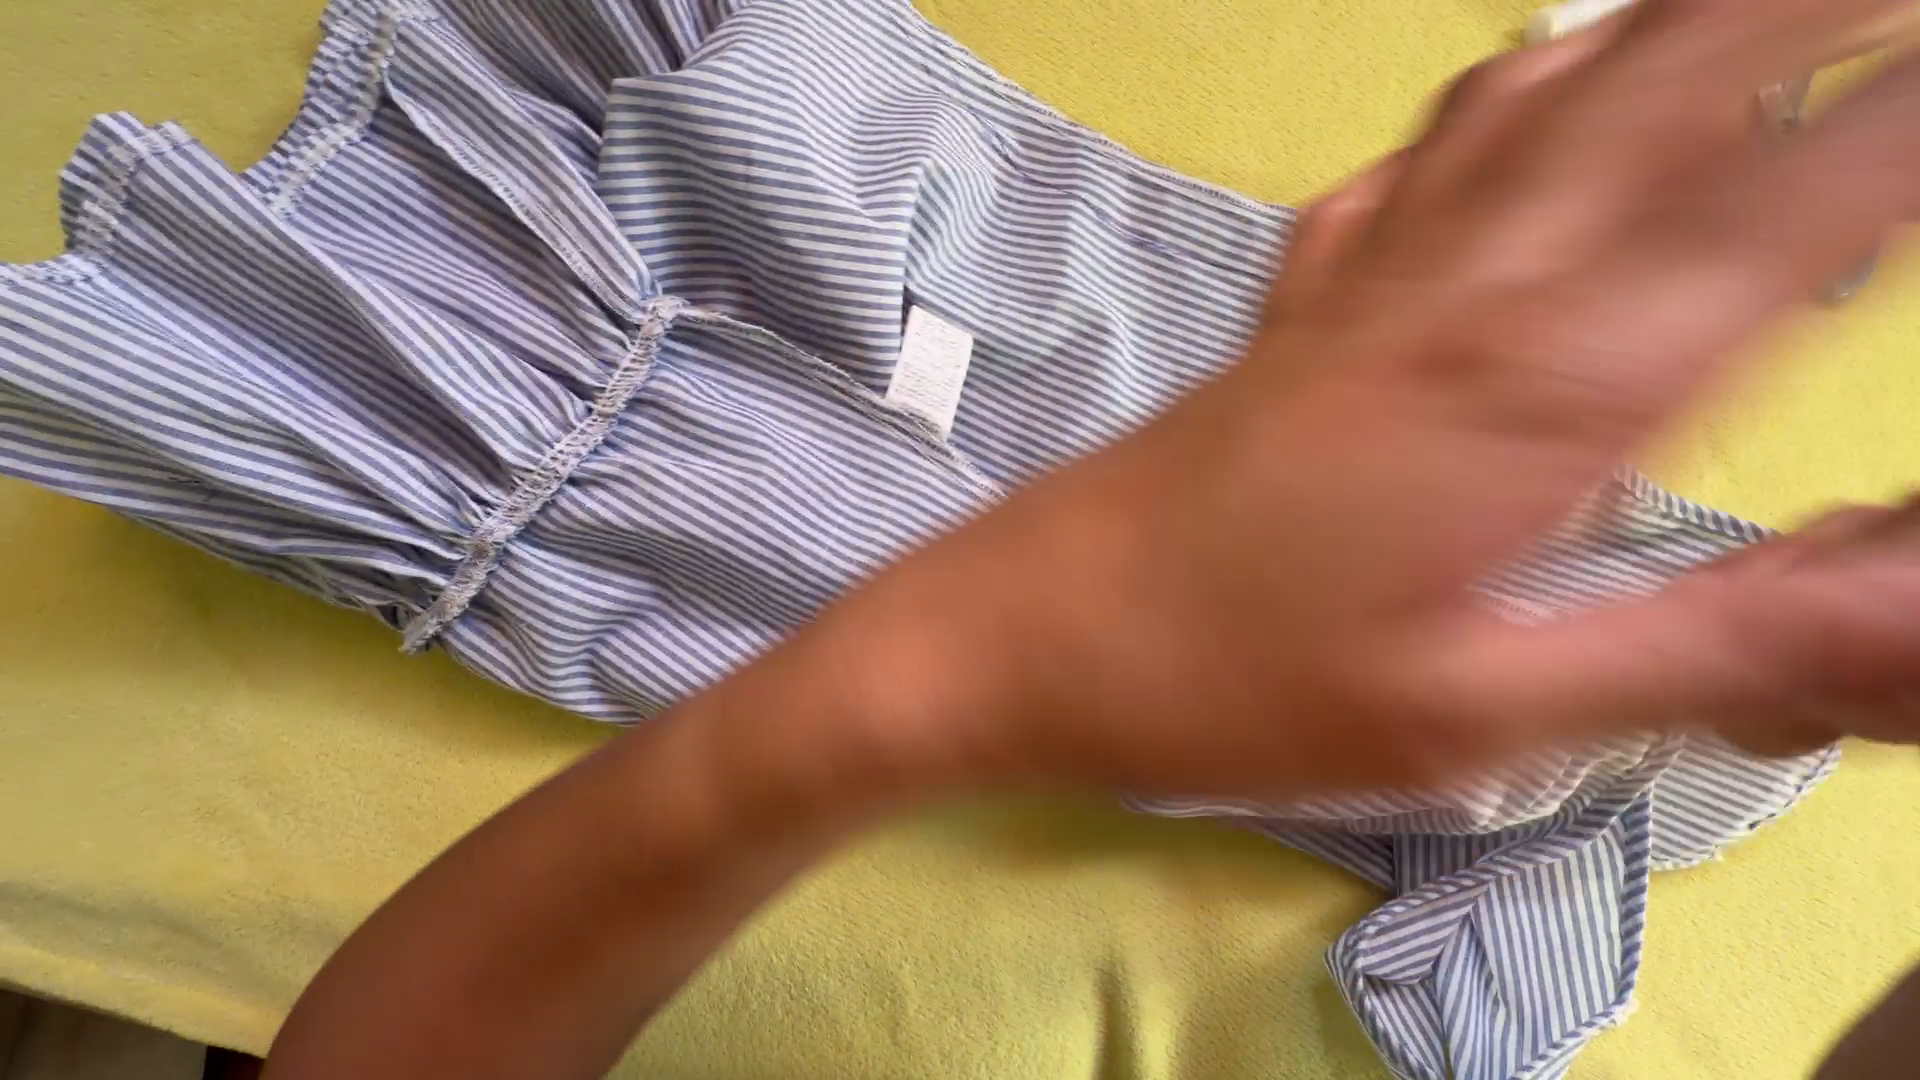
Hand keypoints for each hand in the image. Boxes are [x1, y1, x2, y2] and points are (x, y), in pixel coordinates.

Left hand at [814, 0, 1919, 799]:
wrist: (1018, 634)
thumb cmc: (1210, 688)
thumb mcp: (1460, 713)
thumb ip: (1703, 645)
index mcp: (1518, 399)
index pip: (1790, 206)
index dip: (1912, 116)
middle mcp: (1436, 309)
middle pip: (1648, 98)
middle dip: (1794, 19)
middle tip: (1872, 20)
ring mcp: (1335, 308)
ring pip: (1507, 116)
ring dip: (1645, 38)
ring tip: (1742, 11)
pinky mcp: (1268, 336)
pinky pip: (1381, 190)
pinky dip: (1469, 129)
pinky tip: (1497, 127)